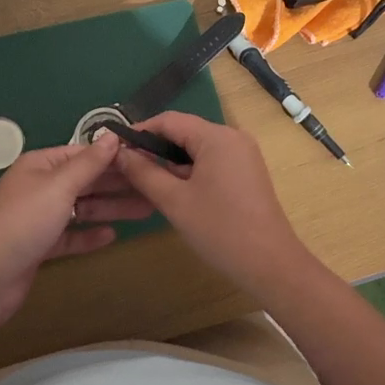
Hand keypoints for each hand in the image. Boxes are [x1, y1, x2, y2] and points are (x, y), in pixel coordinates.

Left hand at [0, 132, 152, 328]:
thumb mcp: (59, 186)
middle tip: (155, 186)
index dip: (114, 156)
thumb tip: (113, 135)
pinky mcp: (39, 247)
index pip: (83, 154)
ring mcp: (38, 218)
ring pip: (81, 209)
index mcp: (41, 165)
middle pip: (85, 181)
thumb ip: (89, 163)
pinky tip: (112, 236)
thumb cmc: (23, 222)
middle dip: (118, 184)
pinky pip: (70, 236)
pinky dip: (89, 235)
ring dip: (111, 209)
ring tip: (146, 210)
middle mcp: (39, 187)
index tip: (146, 158)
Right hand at [114, 112, 316, 295]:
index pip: (170, 120)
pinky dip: (191, 171)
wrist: (270, 264)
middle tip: (126, 169)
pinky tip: (175, 192)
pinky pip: (212, 161)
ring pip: (198, 148)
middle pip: (185, 132)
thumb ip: (144, 173)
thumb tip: (119, 153)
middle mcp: (233, 137)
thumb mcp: (174, 201)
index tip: (115, 148)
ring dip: (172, 162)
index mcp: (217, 136)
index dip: (140, 131)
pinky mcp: (247, 172)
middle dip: (155, 148)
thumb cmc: (219, 229)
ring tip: (145, 182)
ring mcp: (244, 154)